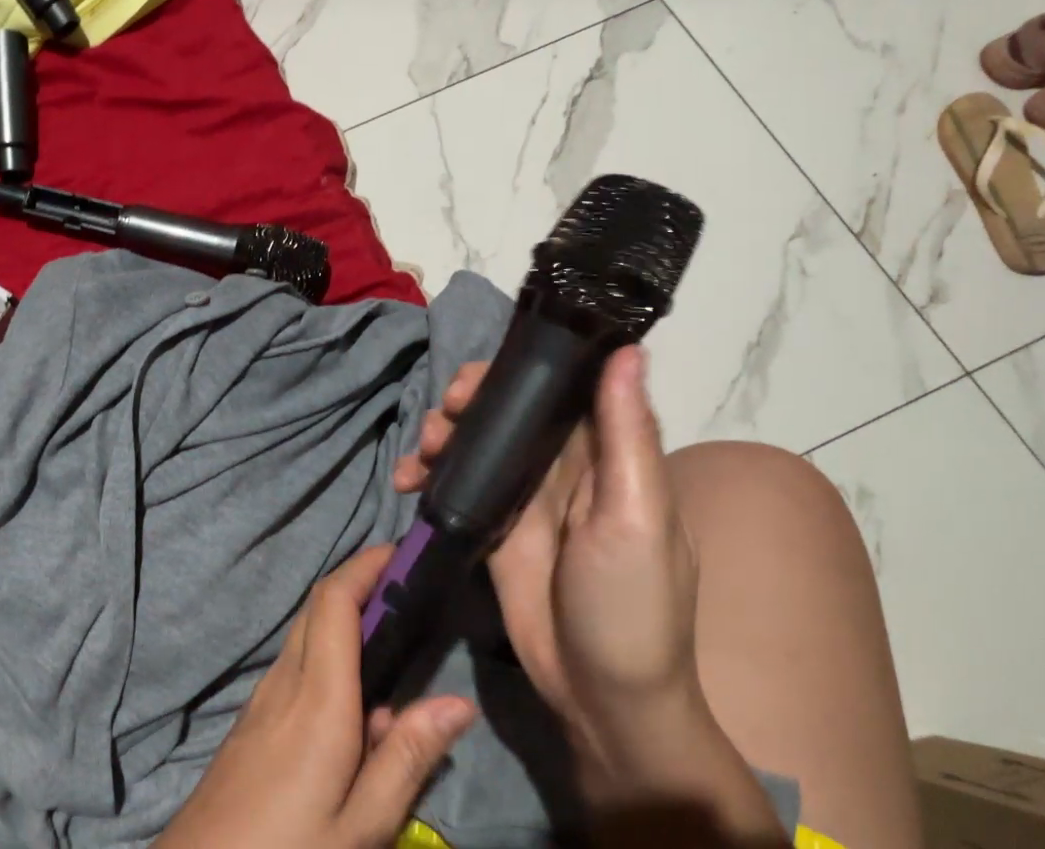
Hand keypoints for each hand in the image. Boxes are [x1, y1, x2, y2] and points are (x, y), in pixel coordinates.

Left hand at [155, 546, 476, 848]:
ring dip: (342, 614)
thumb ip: (407, 758)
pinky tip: (351, 688)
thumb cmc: (289, 847)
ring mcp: (262, 699)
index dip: (365, 566)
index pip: (334, 603)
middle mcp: (285, 683)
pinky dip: (326, 649)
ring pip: (304, 634)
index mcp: (317, 698)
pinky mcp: (252, 720)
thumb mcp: (362, 822)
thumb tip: (457, 701)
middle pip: (317, 609)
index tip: (402, 551)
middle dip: (358, 582)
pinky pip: (294, 664)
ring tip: (391, 627)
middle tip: (408, 583)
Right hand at [395, 346, 700, 747]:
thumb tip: (628, 349)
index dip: (525, 365)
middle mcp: (565, 467)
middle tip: (445, 408)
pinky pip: (455, 484)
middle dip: (471, 398)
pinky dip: (428, 474)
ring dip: (444, 433)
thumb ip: (625, 435)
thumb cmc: (631, 605)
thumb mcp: (636, 517)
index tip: (484, 369)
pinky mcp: (491, 527)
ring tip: (422, 452)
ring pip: (478, 442)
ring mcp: (524, 498)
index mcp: (610, 455)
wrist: (599, 695)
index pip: (567, 387)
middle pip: (512, 409)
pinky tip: (407, 481)